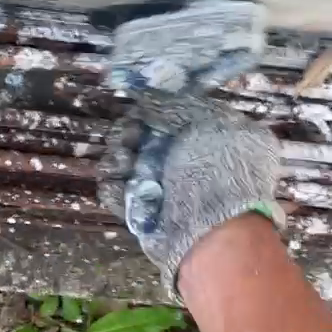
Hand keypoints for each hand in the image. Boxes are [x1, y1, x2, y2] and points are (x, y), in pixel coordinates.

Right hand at [100, 97, 284, 292]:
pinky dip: (112, 186)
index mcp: (206, 136)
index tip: (139, 113)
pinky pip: (116, 192)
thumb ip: (176, 107)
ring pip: (124, 164)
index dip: (149, 111)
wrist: (210, 232)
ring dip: (117, 160)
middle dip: (128, 136)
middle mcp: (182, 161)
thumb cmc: (219, 173)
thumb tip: (146, 99)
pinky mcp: (141, 212)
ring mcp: (160, 188)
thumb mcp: (208, 124)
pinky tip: (117, 183)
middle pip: (140, 138)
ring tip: (123, 164)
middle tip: (128, 141)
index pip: (167, 115)